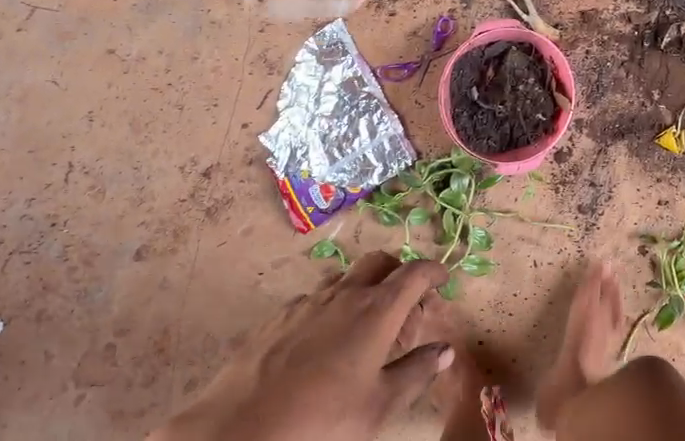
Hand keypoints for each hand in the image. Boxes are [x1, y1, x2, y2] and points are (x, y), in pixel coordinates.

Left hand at [149, 252, 454, 440]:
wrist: (240, 429)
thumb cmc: (321, 420)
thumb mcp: (378, 406)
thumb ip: (416, 373)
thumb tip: (445, 349)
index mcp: (377, 310)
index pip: (415, 272)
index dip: (434, 271)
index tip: (443, 279)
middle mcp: (345, 293)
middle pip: (379, 261)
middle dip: (398, 271)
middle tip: (406, 300)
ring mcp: (308, 301)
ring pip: (345, 276)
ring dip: (363, 286)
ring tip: (365, 321)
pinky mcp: (278, 316)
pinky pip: (315, 296)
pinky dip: (331, 304)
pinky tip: (324, 339)